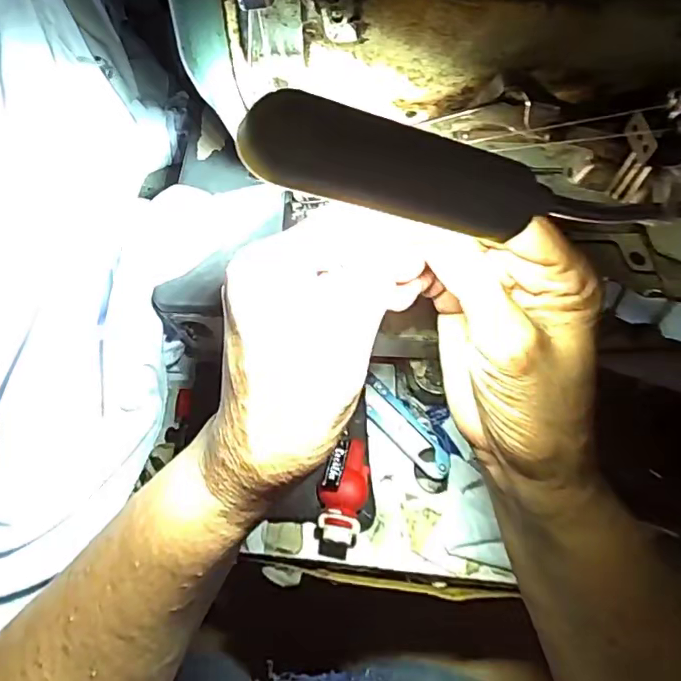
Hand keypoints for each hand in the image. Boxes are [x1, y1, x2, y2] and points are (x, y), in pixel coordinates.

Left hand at [203, 208, 428, 517]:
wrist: (259, 454)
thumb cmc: (287, 418)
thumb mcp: (346, 343)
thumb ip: (373, 284)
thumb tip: (401, 249)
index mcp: (265, 269)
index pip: (340, 227)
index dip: (390, 236)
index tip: (422, 244)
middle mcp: (258, 266)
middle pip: (336, 235)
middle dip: (385, 248)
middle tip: (421, 264)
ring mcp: (266, 280)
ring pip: (336, 253)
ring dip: (377, 263)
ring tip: (408, 281)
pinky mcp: (278, 296)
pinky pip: (326, 273)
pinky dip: (359, 280)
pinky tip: (384, 291)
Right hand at [420, 217, 605, 510]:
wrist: (519, 459)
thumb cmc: (542, 414)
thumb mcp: (509, 343)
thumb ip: (473, 281)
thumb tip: (435, 232)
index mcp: (556, 273)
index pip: (507, 217)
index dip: (463, 216)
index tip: (425, 223)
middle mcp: (523, 271)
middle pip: (466, 227)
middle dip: (428, 237)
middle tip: (402, 256)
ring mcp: (488, 283)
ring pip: (439, 244)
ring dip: (411, 257)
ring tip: (398, 279)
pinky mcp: (460, 298)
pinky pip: (424, 269)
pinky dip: (405, 276)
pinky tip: (399, 289)